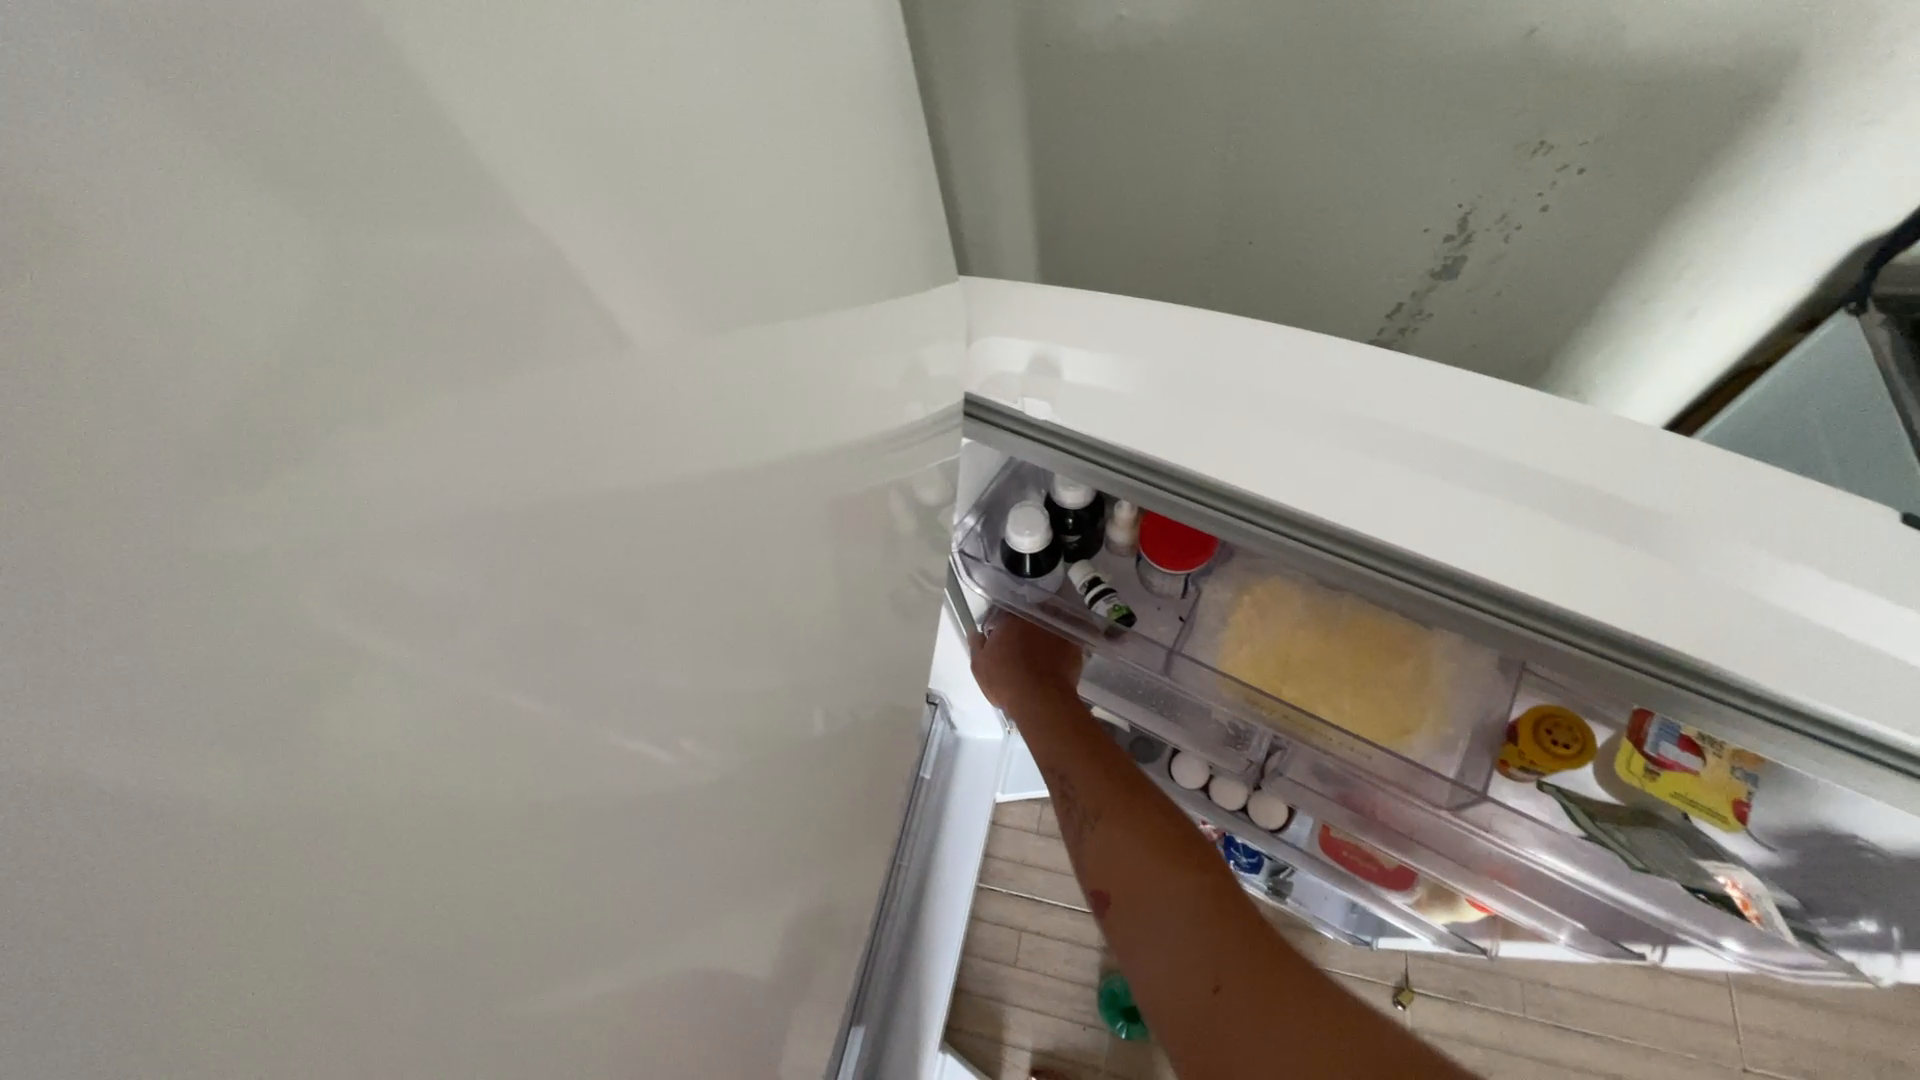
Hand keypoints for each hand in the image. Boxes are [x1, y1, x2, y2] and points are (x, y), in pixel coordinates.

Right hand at [970, 615, 1084, 720]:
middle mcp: (1035, 618)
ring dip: (1044, 634)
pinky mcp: (1075, 645)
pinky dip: (1061, 646)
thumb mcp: (979, 665)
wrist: (1040, 699)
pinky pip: (1066, 641)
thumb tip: (975, 633)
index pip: (1004, 612)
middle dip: (1025, 626)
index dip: (1001, 625)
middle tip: (1020, 643)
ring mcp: (1057, 630)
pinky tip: (1056, 659)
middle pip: (1029, 616)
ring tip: (1040, 651)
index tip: (999, 637)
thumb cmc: (1004, 680)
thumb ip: (976, 644)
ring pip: (1049, 626)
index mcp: (1010, 618)